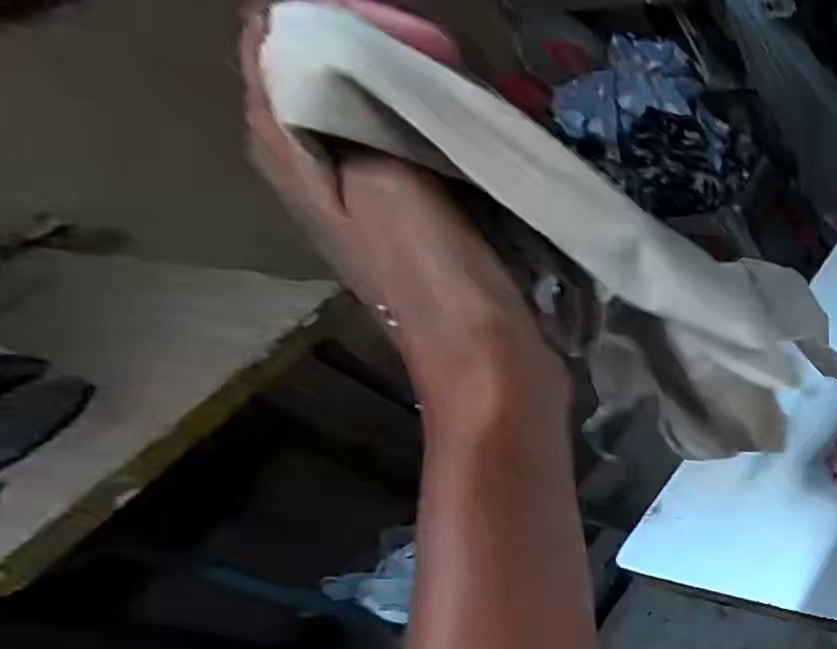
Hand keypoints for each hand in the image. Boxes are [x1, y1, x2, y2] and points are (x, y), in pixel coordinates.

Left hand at [238, 1, 563, 420]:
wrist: (497, 378)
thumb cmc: (445, 293)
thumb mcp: (391, 187)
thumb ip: (365, 107)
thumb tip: (370, 51)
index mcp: (294, 152)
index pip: (285, 38)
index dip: (352, 26)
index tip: (431, 50)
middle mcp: (330, 170)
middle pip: (348, 75)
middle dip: (409, 63)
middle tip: (471, 80)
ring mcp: (390, 203)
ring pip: (402, 117)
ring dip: (448, 107)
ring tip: (497, 116)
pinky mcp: (441, 230)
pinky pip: (443, 161)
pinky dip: (471, 148)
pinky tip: (504, 158)